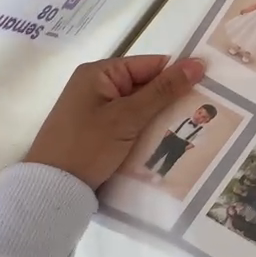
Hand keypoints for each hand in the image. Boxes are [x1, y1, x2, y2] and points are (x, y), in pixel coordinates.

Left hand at [25, 55, 204, 187]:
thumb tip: (198, 63)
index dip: (177, 75)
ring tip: (190, 129)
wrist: (48, 193)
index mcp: (100, 73)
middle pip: (146, 85)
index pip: (150, 65)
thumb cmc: (86, 147)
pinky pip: (130, 124)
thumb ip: (163, 90)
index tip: (207, 88)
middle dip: (170, 100)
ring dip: (159, 118)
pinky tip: (165, 142)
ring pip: (140, 107)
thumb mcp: (128, 117)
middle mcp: (97, 86)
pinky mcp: (96, 132)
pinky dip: (145, 131)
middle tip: (203, 113)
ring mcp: (95, 110)